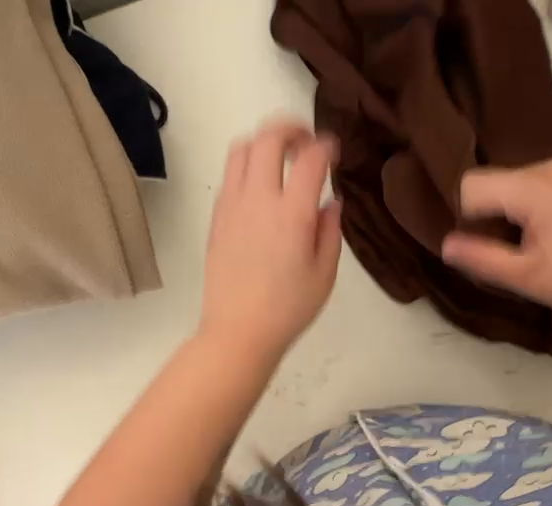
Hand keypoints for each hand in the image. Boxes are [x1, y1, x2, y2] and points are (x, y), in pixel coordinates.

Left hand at [198, 119, 343, 358]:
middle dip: (291, 128)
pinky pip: (230, 175)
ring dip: (264, 141)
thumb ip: (330, 232)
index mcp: (294, 214)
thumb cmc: (288, 310)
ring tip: (280, 157)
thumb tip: (330, 204)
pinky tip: (260, 187)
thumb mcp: (324, 276)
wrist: (239, 331)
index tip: (334, 152)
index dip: (326, 147)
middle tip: (307, 140)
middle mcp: (260, 199)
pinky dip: (247, 166)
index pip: (311, 159)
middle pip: (270, 137)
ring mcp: (233, 205)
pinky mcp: (217, 217)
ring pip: (242, 148)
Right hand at [441, 159, 551, 325]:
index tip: (485, 251)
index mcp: (532, 186)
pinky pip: (531, 189)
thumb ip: (481, 259)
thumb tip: (444, 245)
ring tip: (528, 250)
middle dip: (487, 218)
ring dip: (506, 217)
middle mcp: (546, 168)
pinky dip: (526, 212)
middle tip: (508, 255)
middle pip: (489, 184)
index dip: (467, 220)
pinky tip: (546, 241)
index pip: (470, 187)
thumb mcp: (524, 277)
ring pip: (509, 187)